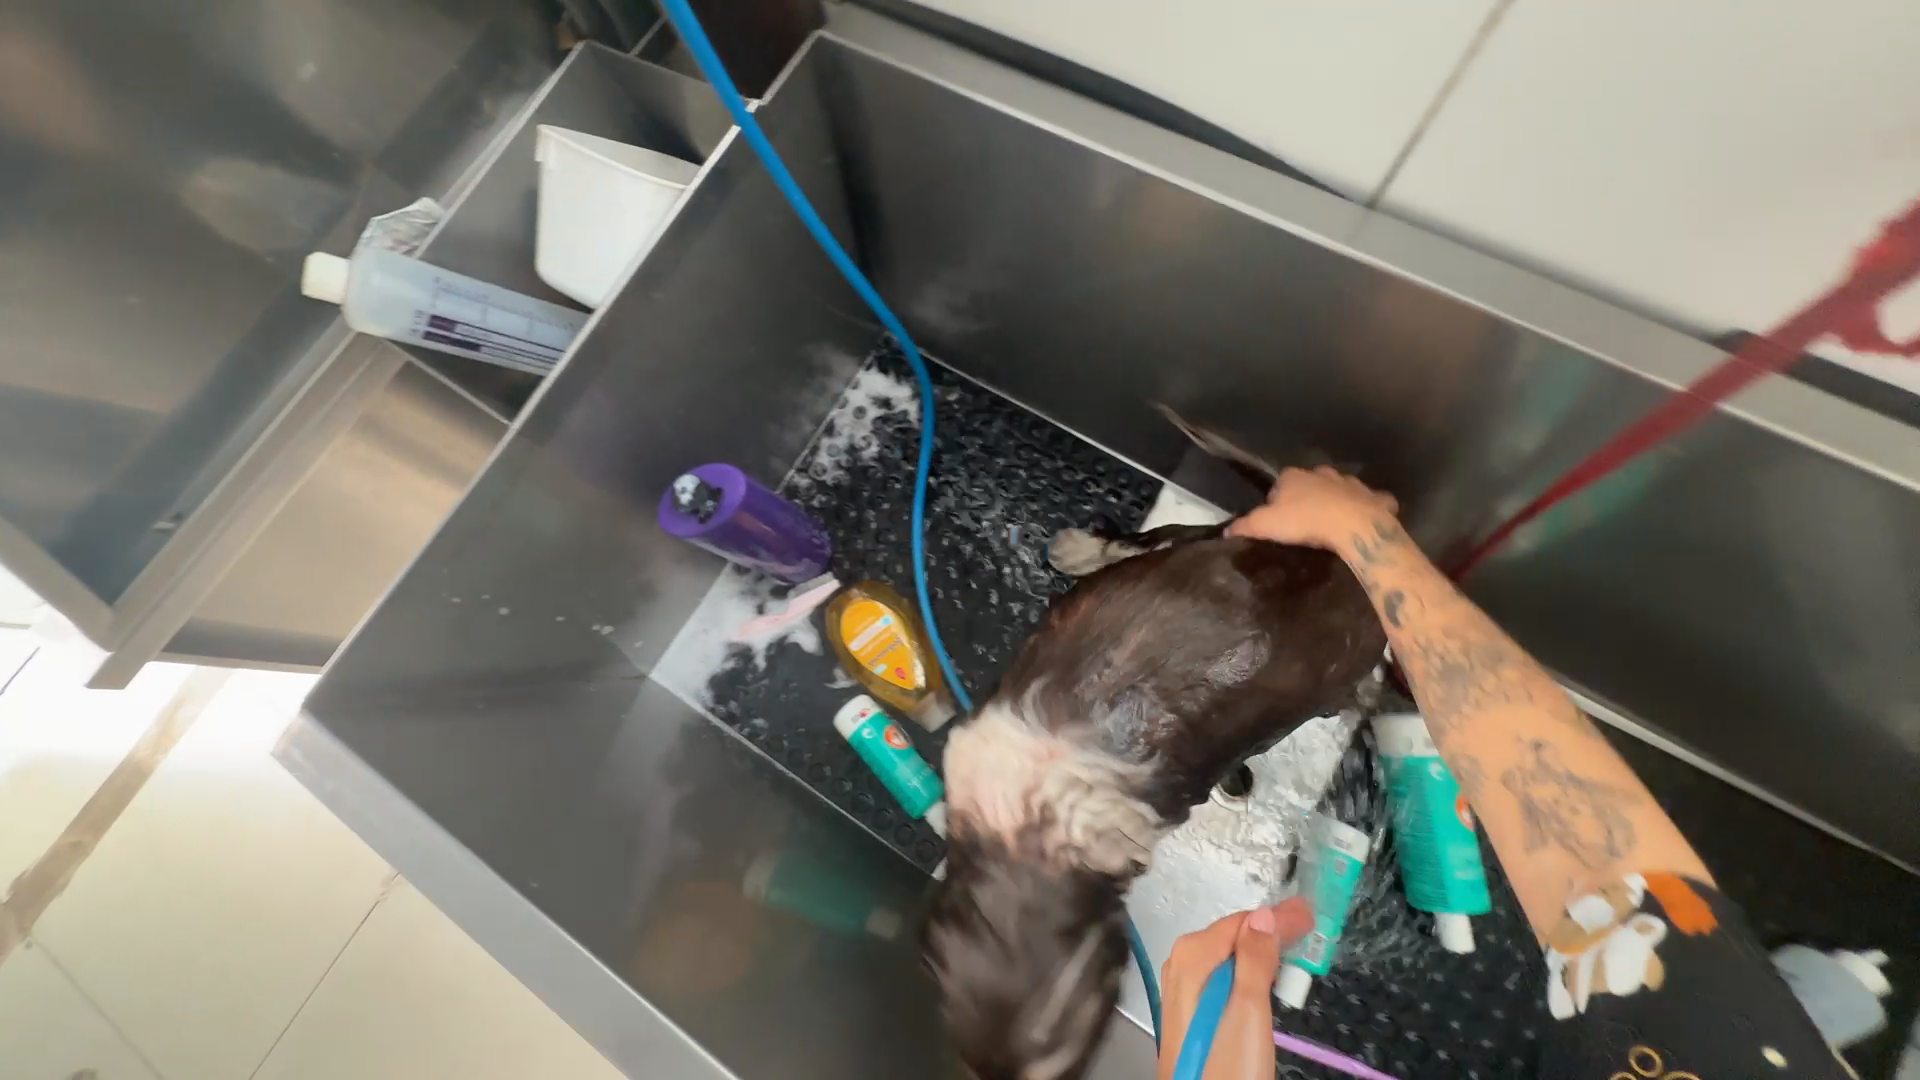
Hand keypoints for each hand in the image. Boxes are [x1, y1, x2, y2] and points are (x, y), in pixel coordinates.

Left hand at [1157, 897, 1313, 1079]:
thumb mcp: (1248, 1011)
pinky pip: (1223, 978)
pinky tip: (1267, 982)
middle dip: (1272, 933)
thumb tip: (1264, 914)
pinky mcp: (1190, 1010)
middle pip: (1235, 936)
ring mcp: (1183, 986)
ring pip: (1230, 958)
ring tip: (1296, 953)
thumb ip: (1255, 960)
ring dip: (1263, 954)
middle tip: (1310, 932)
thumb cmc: (1228, 1065)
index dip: (1279, 918)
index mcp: (1194, 954)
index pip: (1244, 922)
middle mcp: (1183, 961)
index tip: (1312, 915)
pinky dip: (1249, 975)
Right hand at [1227, 467, 1399, 553]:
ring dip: (1336, 500)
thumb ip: (1244, 526)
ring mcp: (1352, 484)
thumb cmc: (1304, 521)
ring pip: (1341, 489)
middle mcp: (1323, 473)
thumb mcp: (1264, 525)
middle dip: (1308, 497)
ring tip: (1331, 522)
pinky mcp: (1375, 498)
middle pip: (1311, 484)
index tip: (1278, 520)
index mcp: (1294, 476)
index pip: (1279, 485)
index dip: (1277, 501)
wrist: (1353, 526)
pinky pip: (1372, 501)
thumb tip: (1225, 531)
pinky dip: (1369, 507)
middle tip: (1304, 522)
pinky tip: (1365, 520)